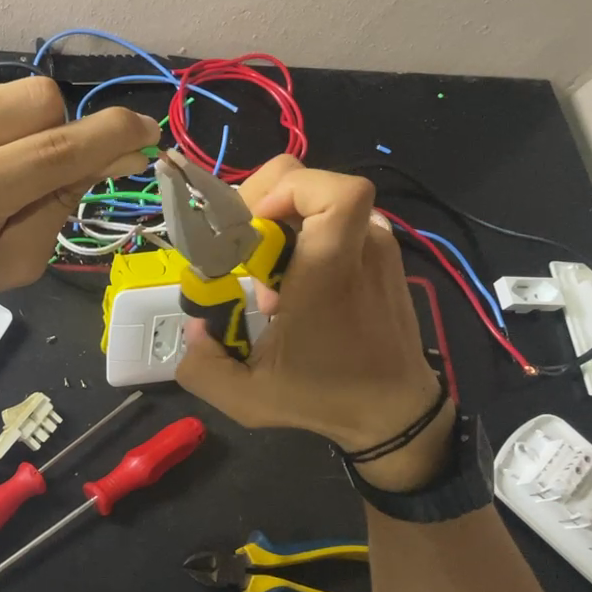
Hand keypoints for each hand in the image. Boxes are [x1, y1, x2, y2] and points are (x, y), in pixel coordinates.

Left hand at [0, 78, 156, 329]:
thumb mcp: (20, 259)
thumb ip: (67, 200)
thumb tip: (122, 149)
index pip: (52, 150)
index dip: (109, 137)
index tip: (146, 132)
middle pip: (40, 99)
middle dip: (60, 134)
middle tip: (43, 174)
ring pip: (15, 89)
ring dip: (26, 126)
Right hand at [175, 156, 446, 480]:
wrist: (396, 411)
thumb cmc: (326, 397)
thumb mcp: (247, 398)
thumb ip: (202, 366)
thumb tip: (195, 325)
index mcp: (330, 275)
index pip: (336, 194)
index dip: (290, 189)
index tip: (253, 223)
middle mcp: (360, 250)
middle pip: (316, 181)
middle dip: (265, 199)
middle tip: (241, 242)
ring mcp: (376, 248)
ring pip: (320, 199)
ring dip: (281, 221)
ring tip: (265, 273)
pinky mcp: (380, 255)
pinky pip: (334, 219)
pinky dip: (304, 234)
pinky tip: (291, 280)